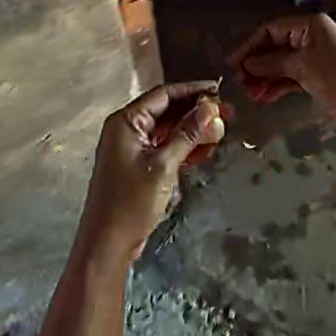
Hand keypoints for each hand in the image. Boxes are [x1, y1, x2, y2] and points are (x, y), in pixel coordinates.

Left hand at [77, 82, 224, 264]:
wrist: (108, 244)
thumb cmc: (131, 202)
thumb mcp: (164, 165)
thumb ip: (187, 133)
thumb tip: (210, 107)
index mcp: (127, 122)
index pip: (164, 94)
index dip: (193, 90)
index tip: (220, 91)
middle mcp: (128, 129)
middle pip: (168, 110)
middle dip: (197, 112)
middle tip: (226, 115)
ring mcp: (133, 147)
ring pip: (170, 129)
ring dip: (194, 130)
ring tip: (219, 134)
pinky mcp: (140, 164)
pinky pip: (166, 146)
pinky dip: (185, 147)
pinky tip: (204, 151)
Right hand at [227, 13, 335, 114]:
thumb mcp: (302, 66)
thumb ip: (272, 63)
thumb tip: (247, 64)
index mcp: (308, 24)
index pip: (270, 29)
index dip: (249, 45)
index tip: (233, 63)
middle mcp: (309, 36)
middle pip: (274, 46)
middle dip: (256, 65)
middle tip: (240, 83)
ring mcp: (313, 56)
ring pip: (281, 64)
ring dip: (264, 78)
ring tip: (251, 95)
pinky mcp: (316, 74)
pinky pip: (290, 76)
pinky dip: (277, 85)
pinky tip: (264, 98)